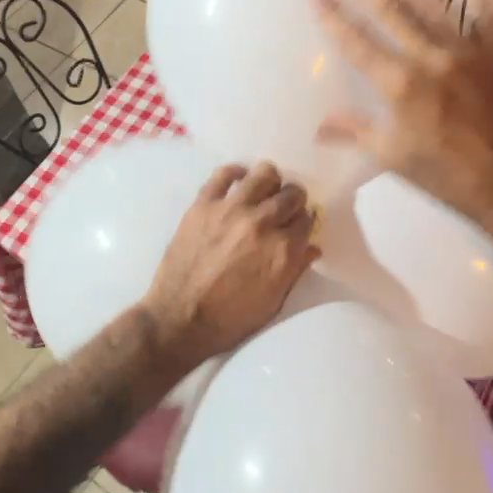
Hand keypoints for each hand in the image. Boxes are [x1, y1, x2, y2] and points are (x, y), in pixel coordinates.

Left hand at [138, 162, 318, 368]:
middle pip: (292, 193)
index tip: (297, 227)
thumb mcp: (273, 302)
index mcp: (284, 250)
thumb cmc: (231, 319)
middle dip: (292, 201)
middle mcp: (263, 223)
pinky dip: (235, 173)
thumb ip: (295, 270)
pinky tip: (238, 182)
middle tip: (282, 210)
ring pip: (264, 173)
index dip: (304, 223)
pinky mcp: (204, 204)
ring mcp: (232, 209)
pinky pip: (224, 173)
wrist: (180, 319)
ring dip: (269, 182)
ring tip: (262, 192)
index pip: (307, 219)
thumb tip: (312, 247)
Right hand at [307, 0, 492, 220]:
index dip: (333, 15)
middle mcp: (430, 57)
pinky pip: (484, 16)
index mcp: (401, 85)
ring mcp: (464, 51)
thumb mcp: (392, 157)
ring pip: (429, 5)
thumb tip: (318, 127)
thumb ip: (356, 132)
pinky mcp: (489, 55)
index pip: (357, 42)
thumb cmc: (443, 175)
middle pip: (391, 10)